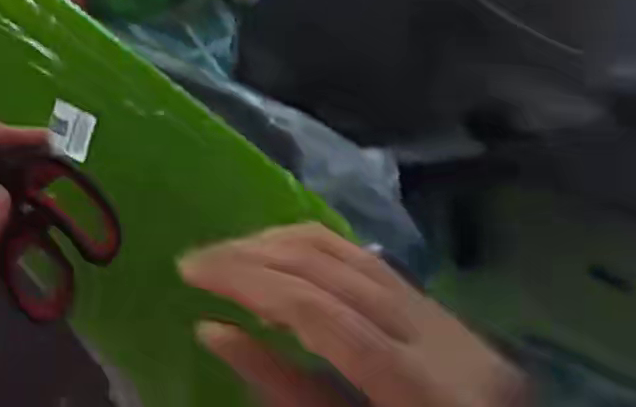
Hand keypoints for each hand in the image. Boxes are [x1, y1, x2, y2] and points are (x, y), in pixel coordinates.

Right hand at [181, 223, 528, 406]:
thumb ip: (285, 391)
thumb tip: (210, 329)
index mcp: (424, 391)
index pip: (317, 311)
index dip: (245, 282)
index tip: (188, 272)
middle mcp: (443, 343)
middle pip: (323, 271)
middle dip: (247, 258)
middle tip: (195, 261)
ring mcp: (447, 320)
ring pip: (339, 251)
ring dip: (269, 243)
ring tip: (227, 255)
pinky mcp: (441, 310)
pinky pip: (359, 256)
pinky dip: (304, 245)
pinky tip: (272, 253)